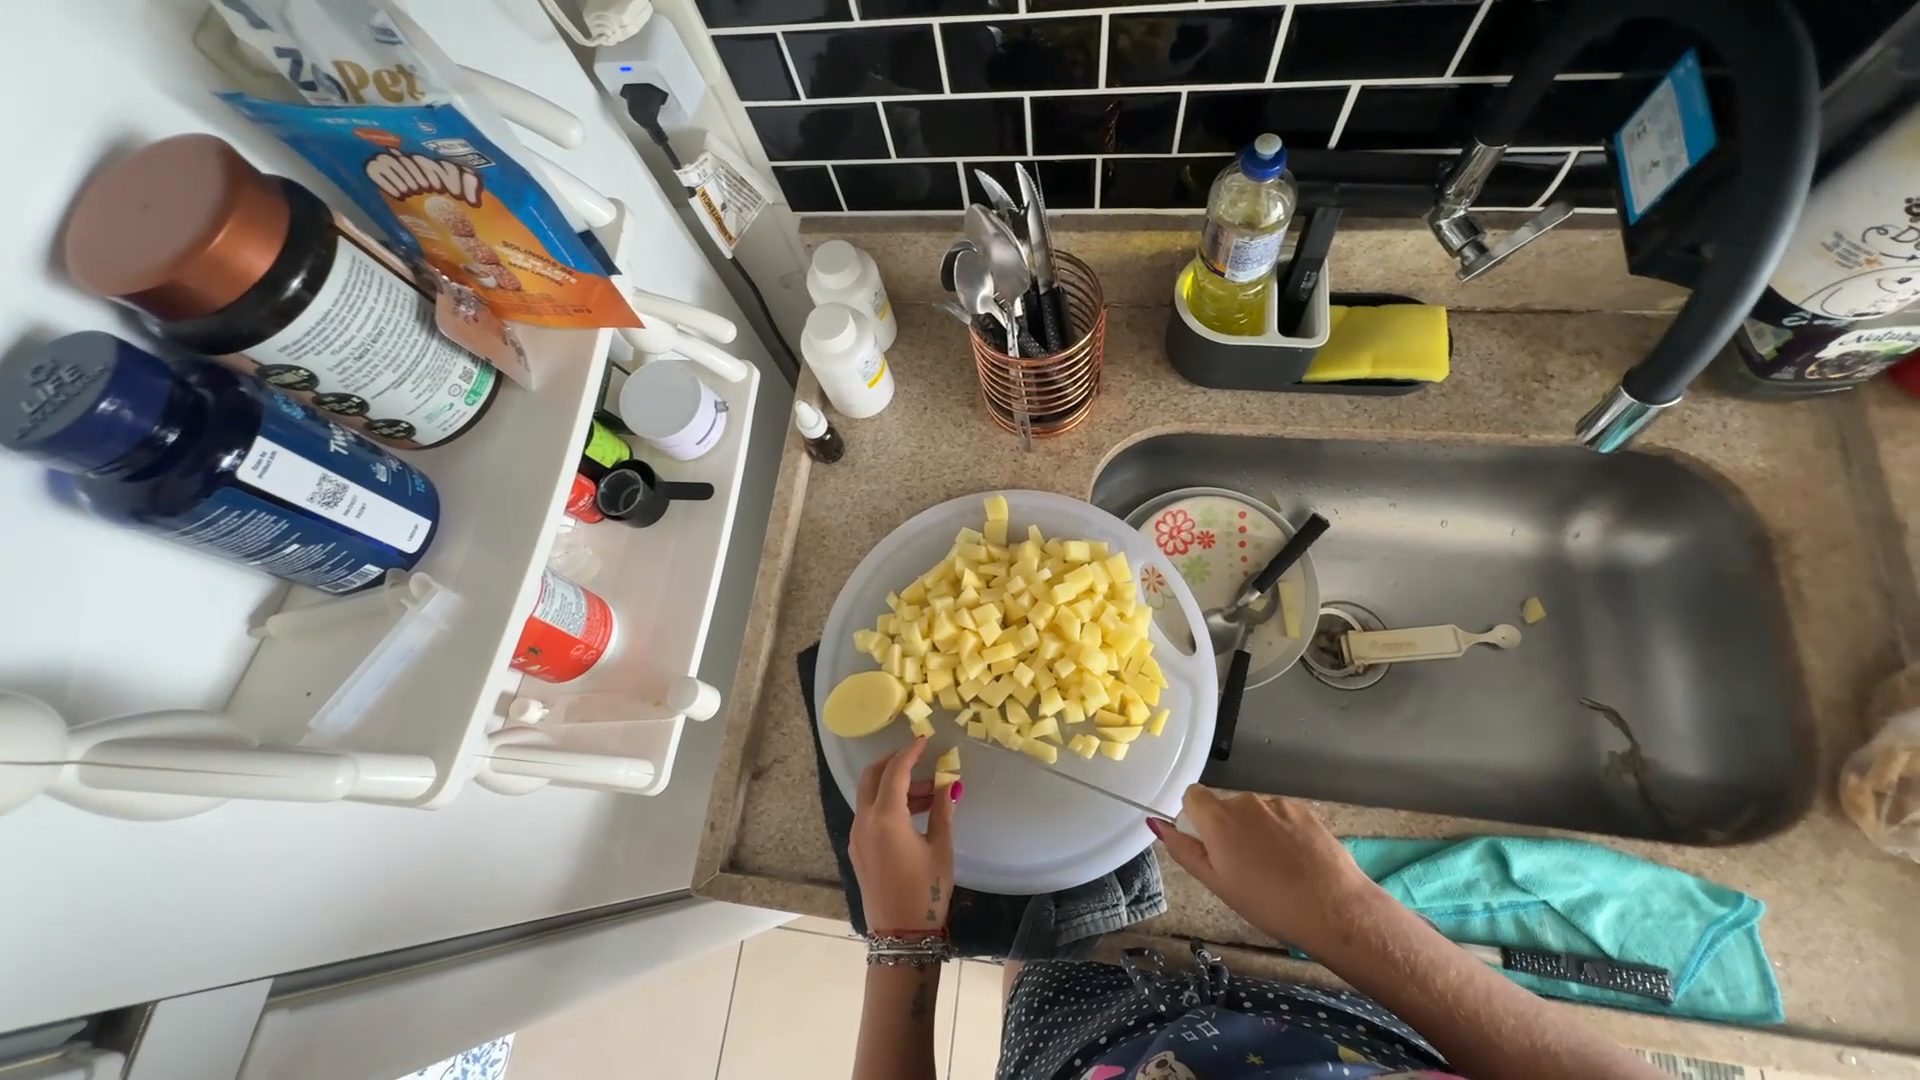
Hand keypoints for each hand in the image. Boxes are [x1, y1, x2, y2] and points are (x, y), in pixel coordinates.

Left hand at [850, 738, 960, 933]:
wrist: (901, 935)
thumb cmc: (926, 892)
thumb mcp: (940, 848)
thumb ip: (942, 810)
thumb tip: (948, 784)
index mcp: (885, 817)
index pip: (895, 771)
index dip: (911, 753)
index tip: (925, 741)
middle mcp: (864, 821)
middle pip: (872, 776)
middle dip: (894, 762)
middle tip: (920, 760)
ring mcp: (857, 836)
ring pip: (870, 795)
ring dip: (894, 785)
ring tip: (928, 793)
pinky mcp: (857, 850)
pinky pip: (869, 813)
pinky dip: (887, 803)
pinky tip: (912, 813)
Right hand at [1150, 787, 1378, 949]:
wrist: (1335, 909)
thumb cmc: (1267, 903)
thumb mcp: (1216, 883)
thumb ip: (1182, 849)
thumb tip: (1156, 822)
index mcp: (1217, 818)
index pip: (1192, 795)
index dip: (1196, 819)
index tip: (1210, 847)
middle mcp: (1244, 802)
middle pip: (1224, 806)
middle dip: (1227, 829)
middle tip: (1243, 868)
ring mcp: (1277, 804)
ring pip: (1253, 813)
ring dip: (1255, 832)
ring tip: (1275, 870)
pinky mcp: (1304, 810)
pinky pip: (1279, 816)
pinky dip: (1281, 833)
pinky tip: (1296, 863)